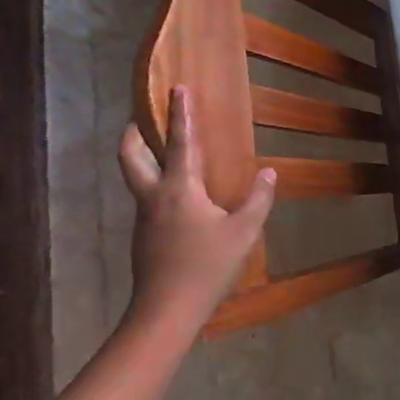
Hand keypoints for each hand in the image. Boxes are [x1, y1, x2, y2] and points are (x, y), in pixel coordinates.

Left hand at [118, 86, 276, 329]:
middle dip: (132, 134)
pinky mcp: (143, 238)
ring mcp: (144, 218)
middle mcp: (154, 197)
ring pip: (136, 179)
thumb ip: (258, 200)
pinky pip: (146, 200)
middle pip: (130, 157)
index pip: (179, 142)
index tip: (178, 87)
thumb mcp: (243, 233)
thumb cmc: (206, 267)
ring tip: (160, 154)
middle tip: (137, 118)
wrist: (165, 312)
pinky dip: (154, 185)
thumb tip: (269, 173)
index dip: (180, 114)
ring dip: (142, 159)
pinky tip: (176, 200)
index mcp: (179, 189)